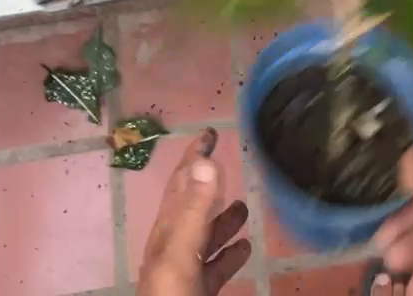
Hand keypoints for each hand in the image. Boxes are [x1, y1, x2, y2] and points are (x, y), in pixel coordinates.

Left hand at [137, 129, 252, 295]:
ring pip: (204, 237)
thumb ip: (192, 211)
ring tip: (244, 205)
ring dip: (222, 218)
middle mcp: (173, 249)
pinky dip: (229, 254)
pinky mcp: (198, 295)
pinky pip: (214, 269)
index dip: (193, 157)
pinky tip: (245, 250)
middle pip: (192, 207)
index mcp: (167, 234)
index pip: (180, 184)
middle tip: (229, 160)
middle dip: (209, 183)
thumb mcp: (179, 254)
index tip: (209, 133)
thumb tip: (207, 160)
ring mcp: (185, 274)